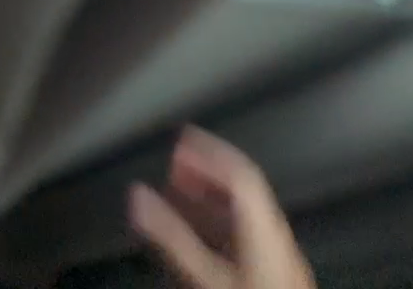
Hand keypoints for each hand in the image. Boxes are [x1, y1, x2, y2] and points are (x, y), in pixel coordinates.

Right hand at [128, 126, 314, 288]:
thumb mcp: (207, 272)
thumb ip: (172, 232)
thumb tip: (136, 192)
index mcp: (263, 226)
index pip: (240, 174)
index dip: (210, 151)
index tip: (180, 138)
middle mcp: (274, 232)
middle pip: (242, 186)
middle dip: (205, 166)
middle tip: (173, 158)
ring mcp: (276, 251)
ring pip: (243, 207)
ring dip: (209, 190)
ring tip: (176, 185)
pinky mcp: (272, 267)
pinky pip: (243, 227)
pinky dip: (215, 214)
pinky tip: (195, 224)